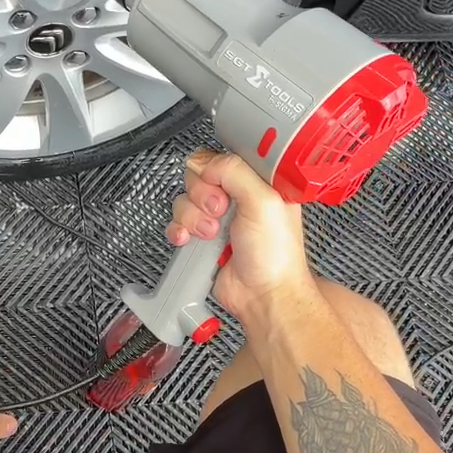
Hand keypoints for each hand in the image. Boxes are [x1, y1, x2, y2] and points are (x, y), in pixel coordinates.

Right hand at [166, 150, 317, 323]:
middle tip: (221, 212)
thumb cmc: (276, 256)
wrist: (262, 294)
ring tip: (212, 233)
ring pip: (185, 199)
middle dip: (202, 196)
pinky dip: (179, 230)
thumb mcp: (265, 202)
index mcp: (259, 181)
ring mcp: (218, 217)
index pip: (224, 157)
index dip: (216, 170)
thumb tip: (206, 164)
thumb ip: (236, 172)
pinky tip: (191, 239)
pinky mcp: (202, 236)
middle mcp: (237, 196)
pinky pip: (177, 222)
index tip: (224, 187)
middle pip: (198, 176)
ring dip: (192, 217)